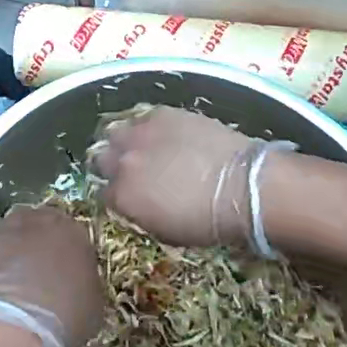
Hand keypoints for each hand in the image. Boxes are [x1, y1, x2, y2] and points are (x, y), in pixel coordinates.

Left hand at [0, 206, 102, 346]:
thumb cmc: (65, 320)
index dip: (65, 255)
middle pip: (40, 225)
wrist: (16, 326)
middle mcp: (42, 219)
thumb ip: (85, 283)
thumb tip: (76, 285)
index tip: (62, 274)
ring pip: (12, 229)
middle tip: (35, 274)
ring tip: (9, 277)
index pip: (72, 235)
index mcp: (75, 232)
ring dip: (12, 245)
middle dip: (38, 244)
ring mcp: (8, 225)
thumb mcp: (93, 305)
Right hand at [89, 107, 287, 251]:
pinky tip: (168, 134)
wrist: (243, 187)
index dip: (117, 195)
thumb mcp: (167, 232)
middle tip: (136, 170)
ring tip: (147, 147)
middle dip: (114, 164)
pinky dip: (151, 127)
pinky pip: (145, 118)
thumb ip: (141, 215)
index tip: (130, 195)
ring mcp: (141, 134)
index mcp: (122, 195)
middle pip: (103, 158)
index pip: (104, 194)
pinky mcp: (162, 113)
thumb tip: (137, 204)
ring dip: (127, 141)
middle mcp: (123, 162)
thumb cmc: (209, 222)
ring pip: (118, 132)